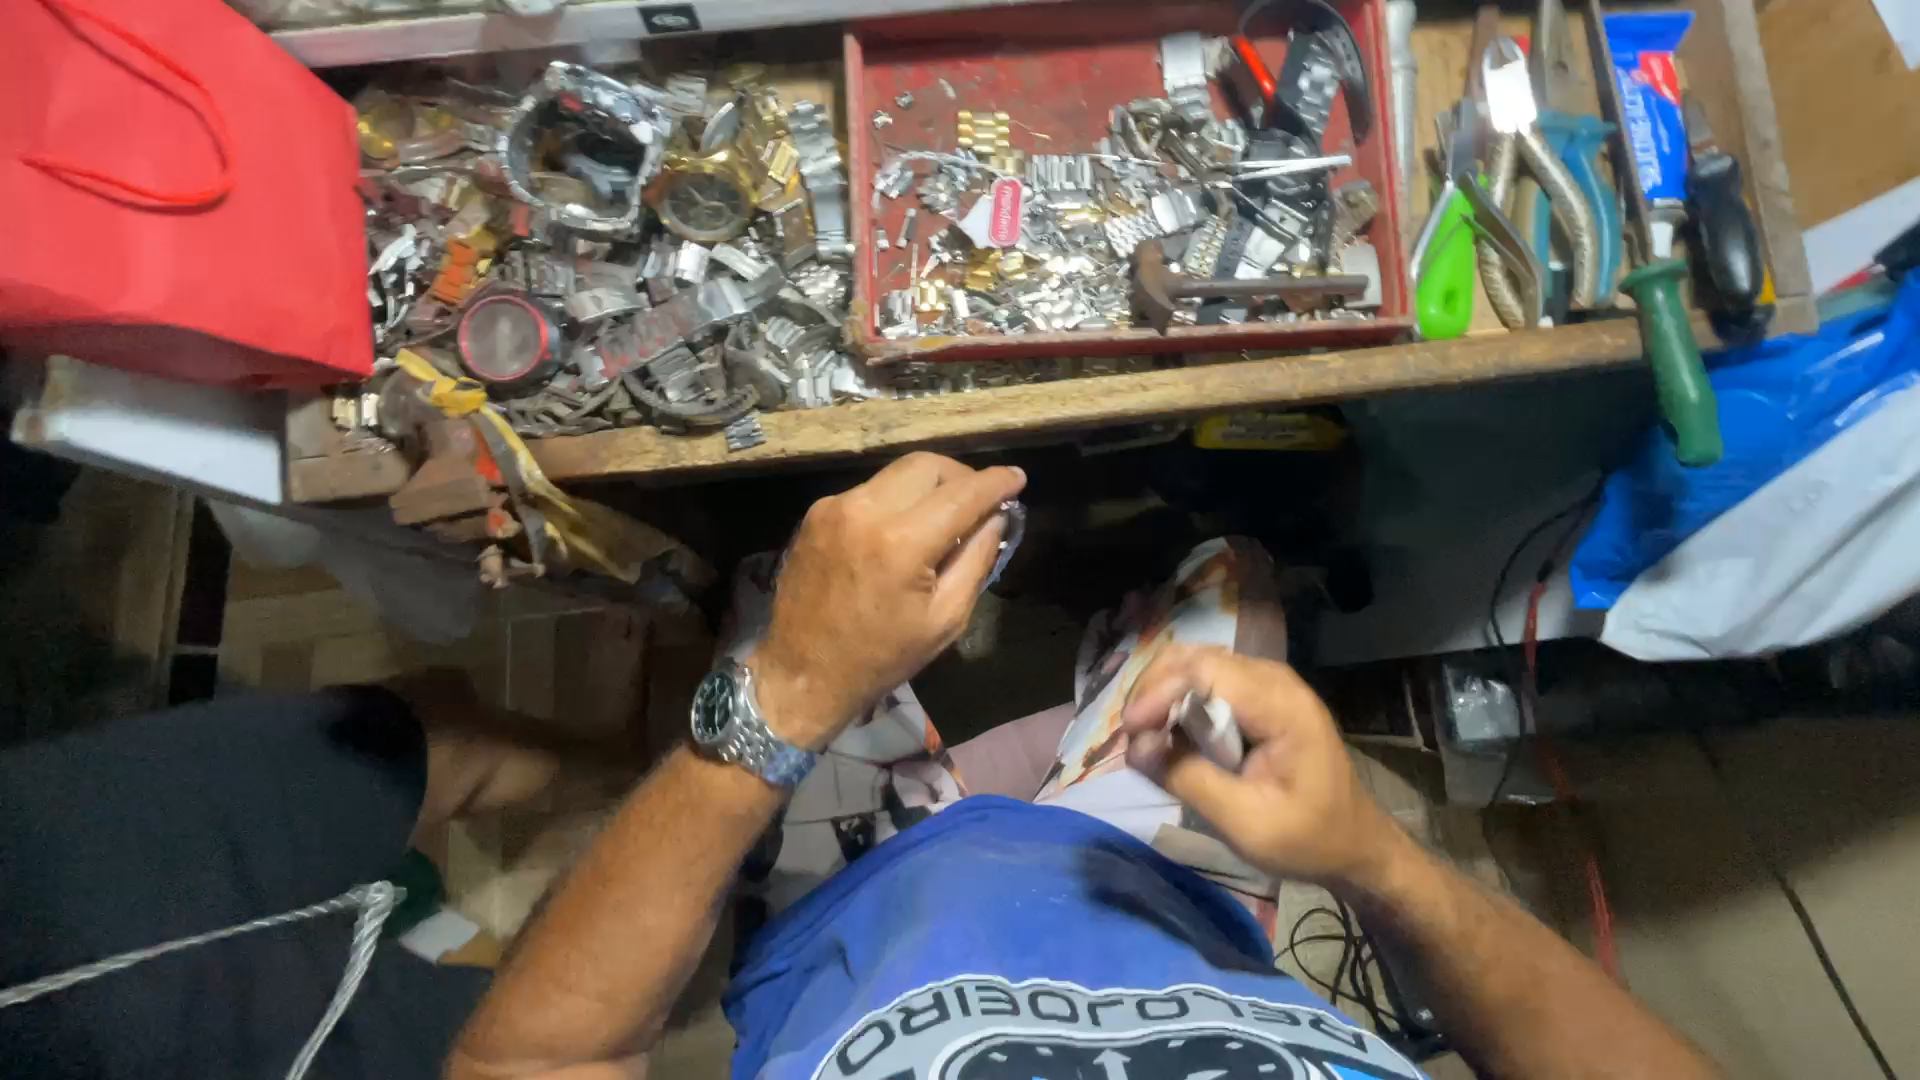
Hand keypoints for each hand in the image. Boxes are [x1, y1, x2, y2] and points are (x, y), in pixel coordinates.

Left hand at [754, 453, 1026, 750]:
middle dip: (962, 476)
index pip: (962, 493)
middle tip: (980, 501)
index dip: (996, 482)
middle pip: (928, 465)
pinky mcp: (817, 513)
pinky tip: (904, 530)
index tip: (1018, 478)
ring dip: (929, 486)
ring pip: (897, 474)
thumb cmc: (881, 657)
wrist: (801, 673)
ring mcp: (835, 507)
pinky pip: (871, 491)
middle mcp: (865, 510)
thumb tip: (995, 516)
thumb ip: (977, 559)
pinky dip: (898, 500)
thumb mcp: (946, 619)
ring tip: (945, 517)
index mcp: (901, 542)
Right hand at [1120, 645, 1413, 892]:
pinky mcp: (1255, 694)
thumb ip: (1188, 780)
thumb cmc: (1308, 839)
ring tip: (1142, 732)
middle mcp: (1272, 679)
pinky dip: (1175, 698)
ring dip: (1160, 692)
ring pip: (1193, 663)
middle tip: (1131, 734)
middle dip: (1152, 690)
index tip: (1131, 730)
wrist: (1355, 846)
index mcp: (1281, 706)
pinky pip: (1203, 679)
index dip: (1160, 691)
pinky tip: (1165, 729)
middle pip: (1193, 657)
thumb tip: (1133, 748)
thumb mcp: (1247, 823)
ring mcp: (1264, 682)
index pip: (1205, 671)